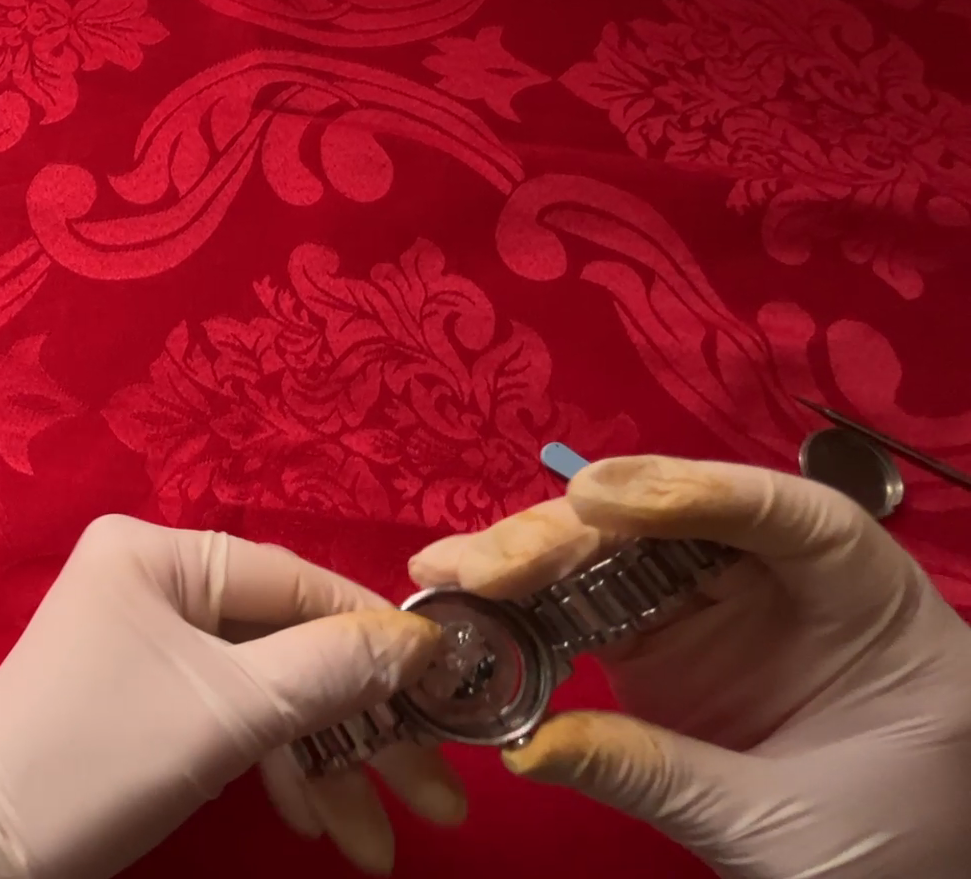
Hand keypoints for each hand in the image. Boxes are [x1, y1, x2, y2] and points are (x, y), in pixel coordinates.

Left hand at [0, 514, 467, 878]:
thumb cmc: (105, 752)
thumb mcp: (228, 710)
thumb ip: (327, 669)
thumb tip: (413, 642)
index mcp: (155, 553)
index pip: (287, 578)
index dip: (371, 631)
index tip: (448, 680)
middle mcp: (151, 577)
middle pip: (281, 639)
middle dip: (354, 718)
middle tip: (432, 791)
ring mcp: (148, 632)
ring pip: (261, 683)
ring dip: (321, 756)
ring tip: (377, 840)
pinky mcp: (147, 683)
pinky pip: (225, 706)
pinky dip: (271, 759)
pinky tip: (315, 818)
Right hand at [409, 456, 970, 877]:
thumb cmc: (892, 851)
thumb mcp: (784, 829)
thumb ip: (655, 774)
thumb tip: (520, 748)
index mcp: (865, 610)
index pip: (791, 516)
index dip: (694, 490)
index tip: (591, 498)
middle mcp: (772, 582)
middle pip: (658, 525)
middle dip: (560, 536)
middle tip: (479, 566)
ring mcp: (699, 601)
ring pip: (601, 548)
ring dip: (518, 554)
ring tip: (442, 570)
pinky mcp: (643, 628)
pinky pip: (574, 593)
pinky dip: (515, 592)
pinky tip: (459, 589)